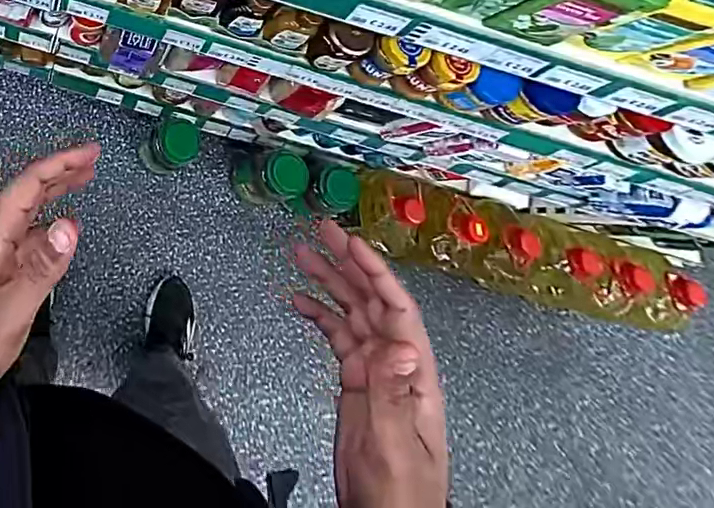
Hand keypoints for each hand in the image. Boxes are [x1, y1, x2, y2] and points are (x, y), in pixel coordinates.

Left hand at [0, 143, 98, 424]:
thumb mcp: (13, 309)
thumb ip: (44, 266)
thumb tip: (71, 225)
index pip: (29, 183)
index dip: (61, 162)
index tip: (89, 152)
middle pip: (28, 188)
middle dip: (62, 167)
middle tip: (92, 156)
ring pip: (28, 205)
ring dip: (56, 187)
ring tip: (83, 176)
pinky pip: (27, 227)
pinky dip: (50, 216)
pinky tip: (64, 224)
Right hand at [292, 220, 447, 507]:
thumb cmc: (402, 496)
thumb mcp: (397, 445)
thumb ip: (394, 394)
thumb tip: (401, 345)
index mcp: (413, 372)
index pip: (396, 307)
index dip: (374, 270)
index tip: (352, 243)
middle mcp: (395, 362)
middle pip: (370, 298)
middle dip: (347, 261)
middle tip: (323, 231)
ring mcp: (374, 369)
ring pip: (349, 310)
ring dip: (327, 280)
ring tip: (302, 254)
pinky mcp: (355, 380)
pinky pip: (336, 334)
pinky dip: (317, 313)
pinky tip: (300, 299)